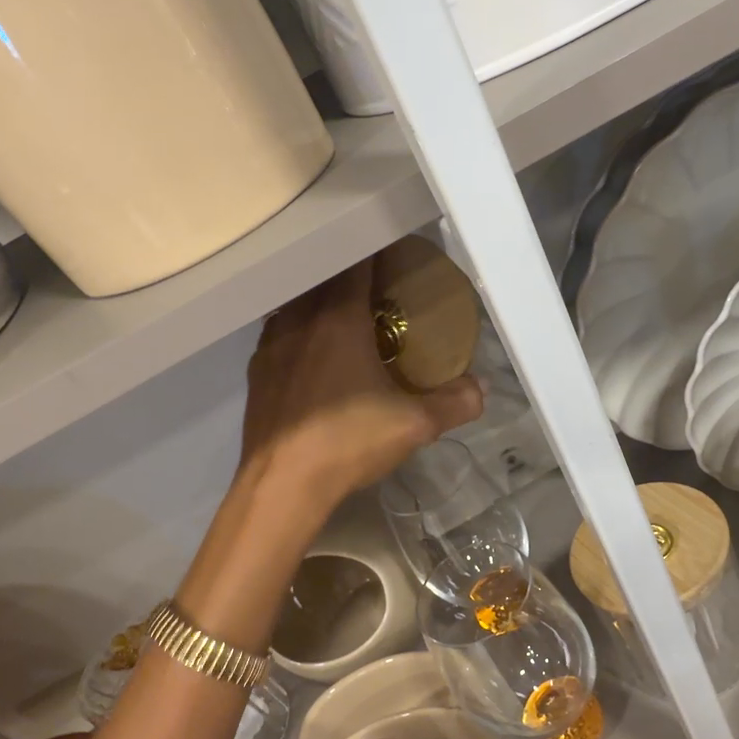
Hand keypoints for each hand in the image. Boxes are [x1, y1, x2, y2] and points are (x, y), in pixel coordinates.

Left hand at [242, 260, 483, 503]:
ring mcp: (270, 345)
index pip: (357, 264)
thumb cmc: (348, 442)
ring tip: (347, 322)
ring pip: (298, 306)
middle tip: (379, 292)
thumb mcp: (415, 425)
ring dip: (321, 304)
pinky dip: (301, 334)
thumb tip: (482, 389)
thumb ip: (455, 403)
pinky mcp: (256, 372)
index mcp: (338, 318)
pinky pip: (281, 335)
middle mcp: (299, 320)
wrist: (282, 485)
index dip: (378, 253)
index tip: (396, 254)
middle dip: (351, 278)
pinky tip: (316, 360)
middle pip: (325, 280)